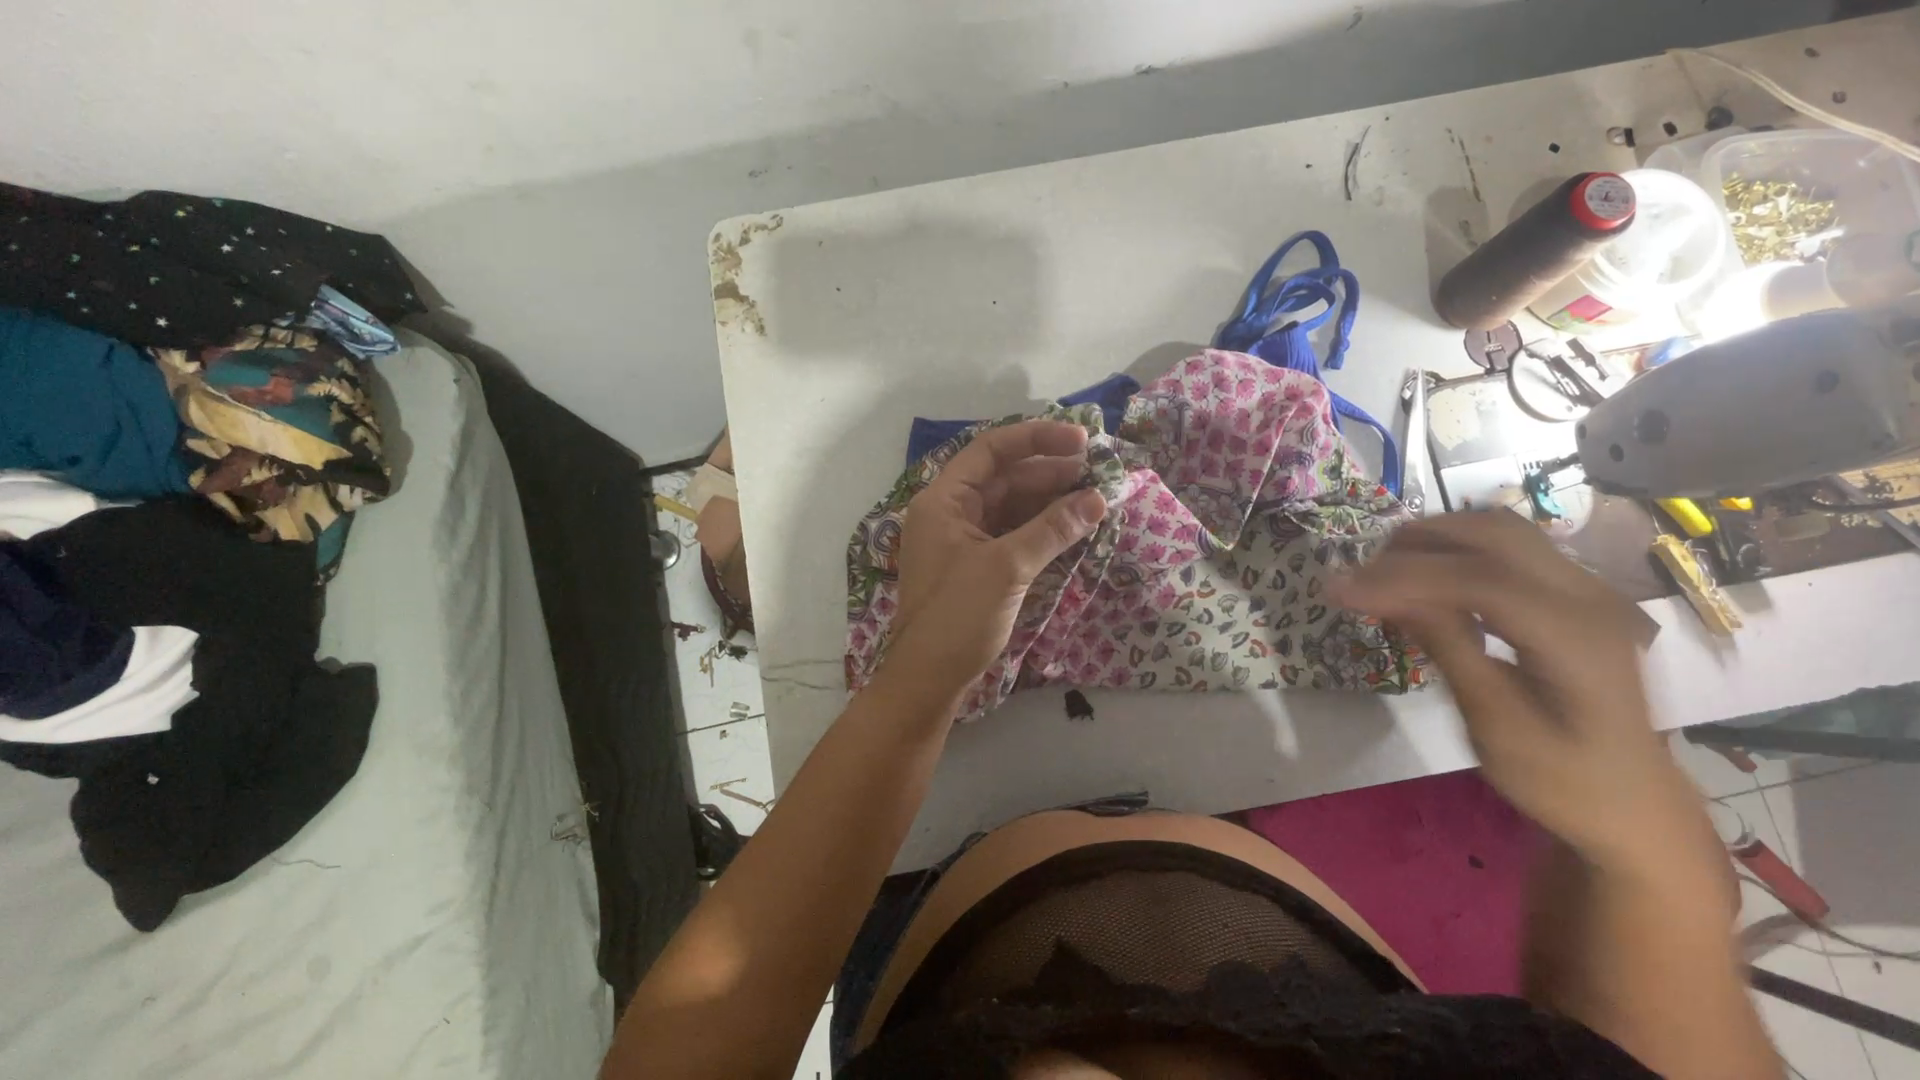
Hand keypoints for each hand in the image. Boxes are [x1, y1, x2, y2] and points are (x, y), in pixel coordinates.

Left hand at [878, 420, 1107, 708]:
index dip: (1037, 438)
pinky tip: (1076, 527)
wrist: (929, 679)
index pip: (991, 450)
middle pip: (1005, 477)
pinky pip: (1014, 534)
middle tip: (1100, 473)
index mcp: (943, 500)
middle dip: (1052, 472)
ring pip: (1013, 507)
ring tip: (1096, 497)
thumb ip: (1052, 529)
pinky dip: (1043, 530)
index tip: (1082, 441)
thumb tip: (1096, 499)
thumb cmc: (958, 617)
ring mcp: (964, 540)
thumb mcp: (1007, 567)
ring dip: (1052, 501)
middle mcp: (952, 512)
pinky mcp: (978, 566)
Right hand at [1331, 512, 1696, 862]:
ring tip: (1384, 569)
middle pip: (1495, 535)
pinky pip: (1513, 549)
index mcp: (1577, 638)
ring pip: (1504, 531)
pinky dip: (1459, 550)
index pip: (1480, 580)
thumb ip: (1449, 650)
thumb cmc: (1562, 780)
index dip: (1403, 576)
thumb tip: (1390, 595)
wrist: (1634, 804)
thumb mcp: (1496, 728)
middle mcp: (1590, 598)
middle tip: (1359, 574)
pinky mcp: (1578, 595)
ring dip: (1438, 538)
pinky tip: (1426, 578)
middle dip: (1417, 543)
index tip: (1340, 589)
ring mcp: (1590, 591)